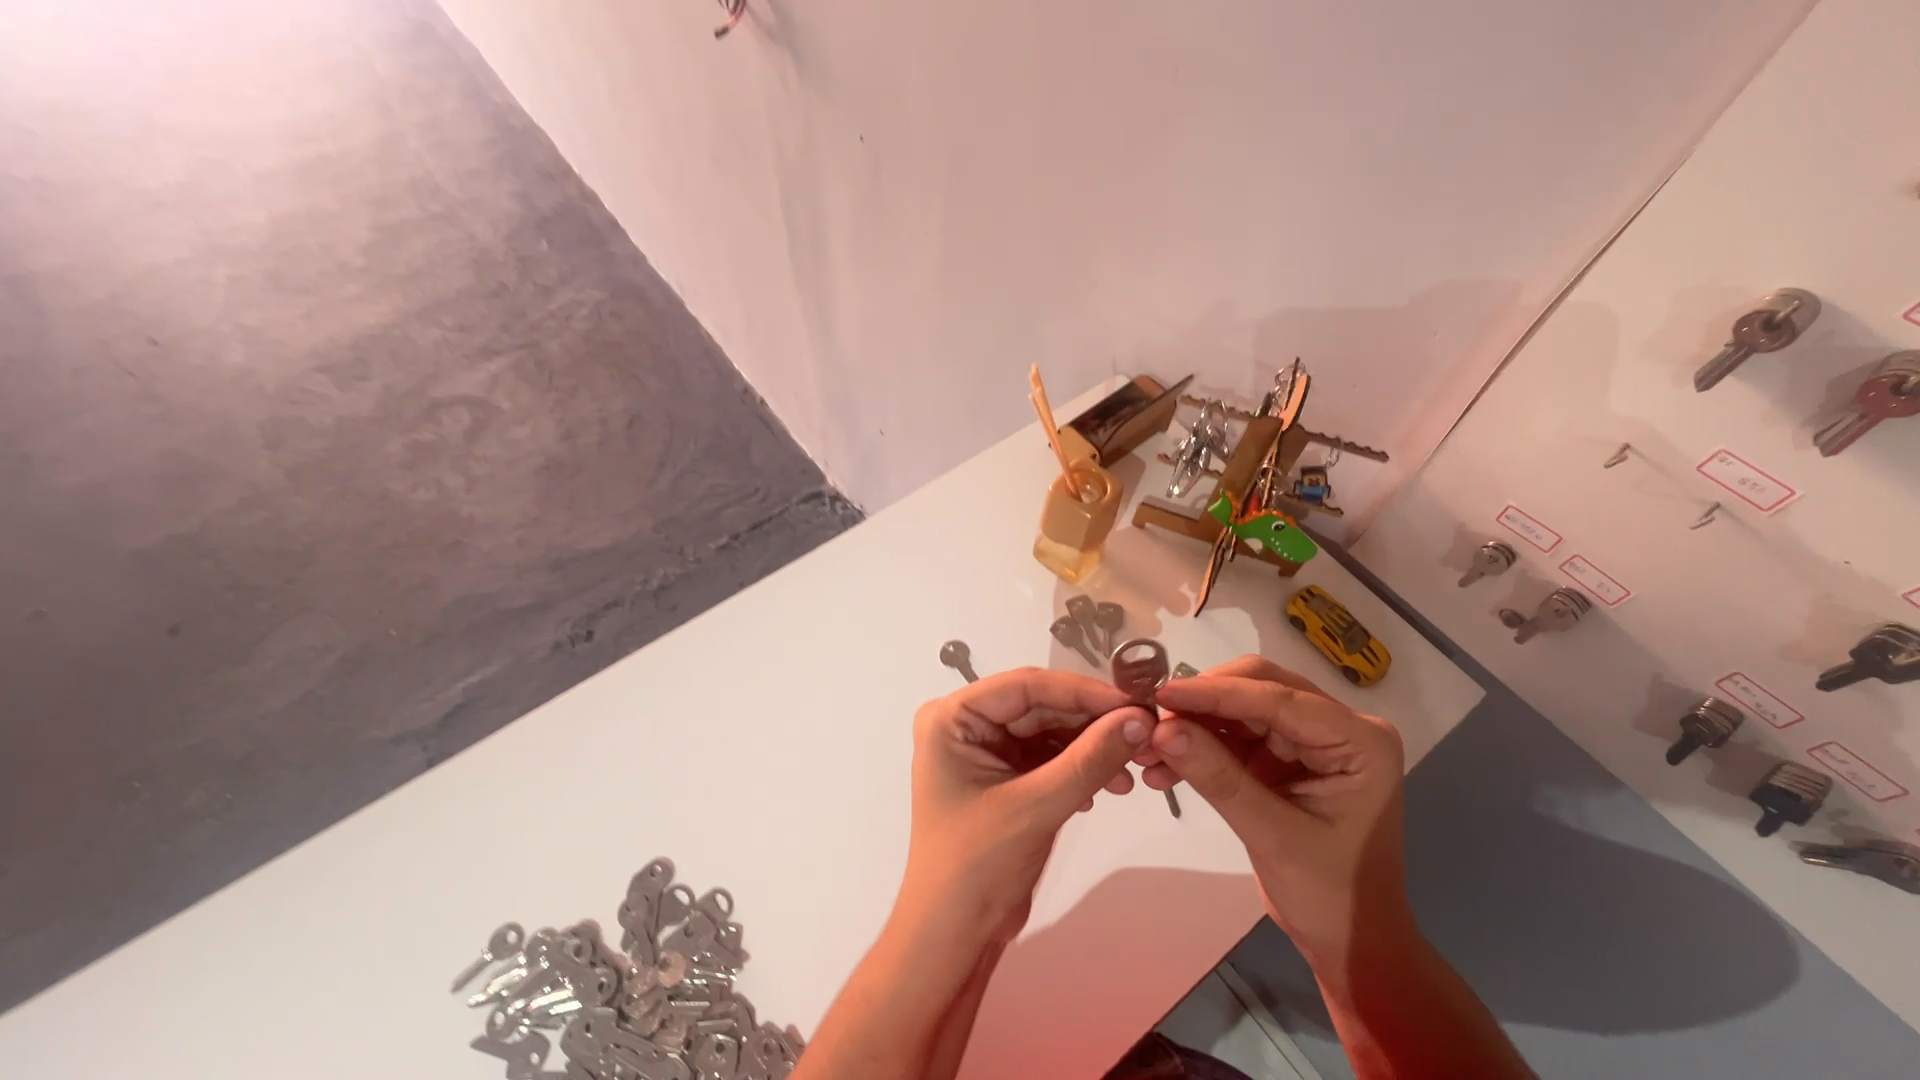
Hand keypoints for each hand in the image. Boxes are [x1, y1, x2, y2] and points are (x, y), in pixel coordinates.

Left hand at [900, 668, 1153, 943]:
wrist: (955, 933)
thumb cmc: (977, 867)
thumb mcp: (1036, 807)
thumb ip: (1090, 759)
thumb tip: (1140, 718)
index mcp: (952, 718)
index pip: (1025, 686)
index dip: (1082, 691)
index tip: (1134, 701)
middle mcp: (965, 725)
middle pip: (1040, 706)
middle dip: (1092, 721)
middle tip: (1145, 730)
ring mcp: (985, 751)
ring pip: (1050, 731)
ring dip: (1092, 747)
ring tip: (1135, 767)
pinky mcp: (1005, 776)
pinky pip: (1049, 756)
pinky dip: (1081, 767)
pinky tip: (1111, 785)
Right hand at [1142, 656, 1410, 962]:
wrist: (1351, 941)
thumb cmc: (1330, 895)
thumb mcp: (1273, 836)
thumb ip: (1219, 778)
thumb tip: (1161, 730)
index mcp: (1359, 740)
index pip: (1279, 699)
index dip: (1216, 693)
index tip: (1161, 695)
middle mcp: (1338, 727)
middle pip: (1259, 690)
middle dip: (1202, 703)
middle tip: (1149, 719)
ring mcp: (1309, 741)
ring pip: (1239, 710)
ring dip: (1194, 725)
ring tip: (1146, 747)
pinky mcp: (1283, 757)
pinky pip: (1233, 737)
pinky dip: (1199, 747)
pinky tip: (1162, 766)